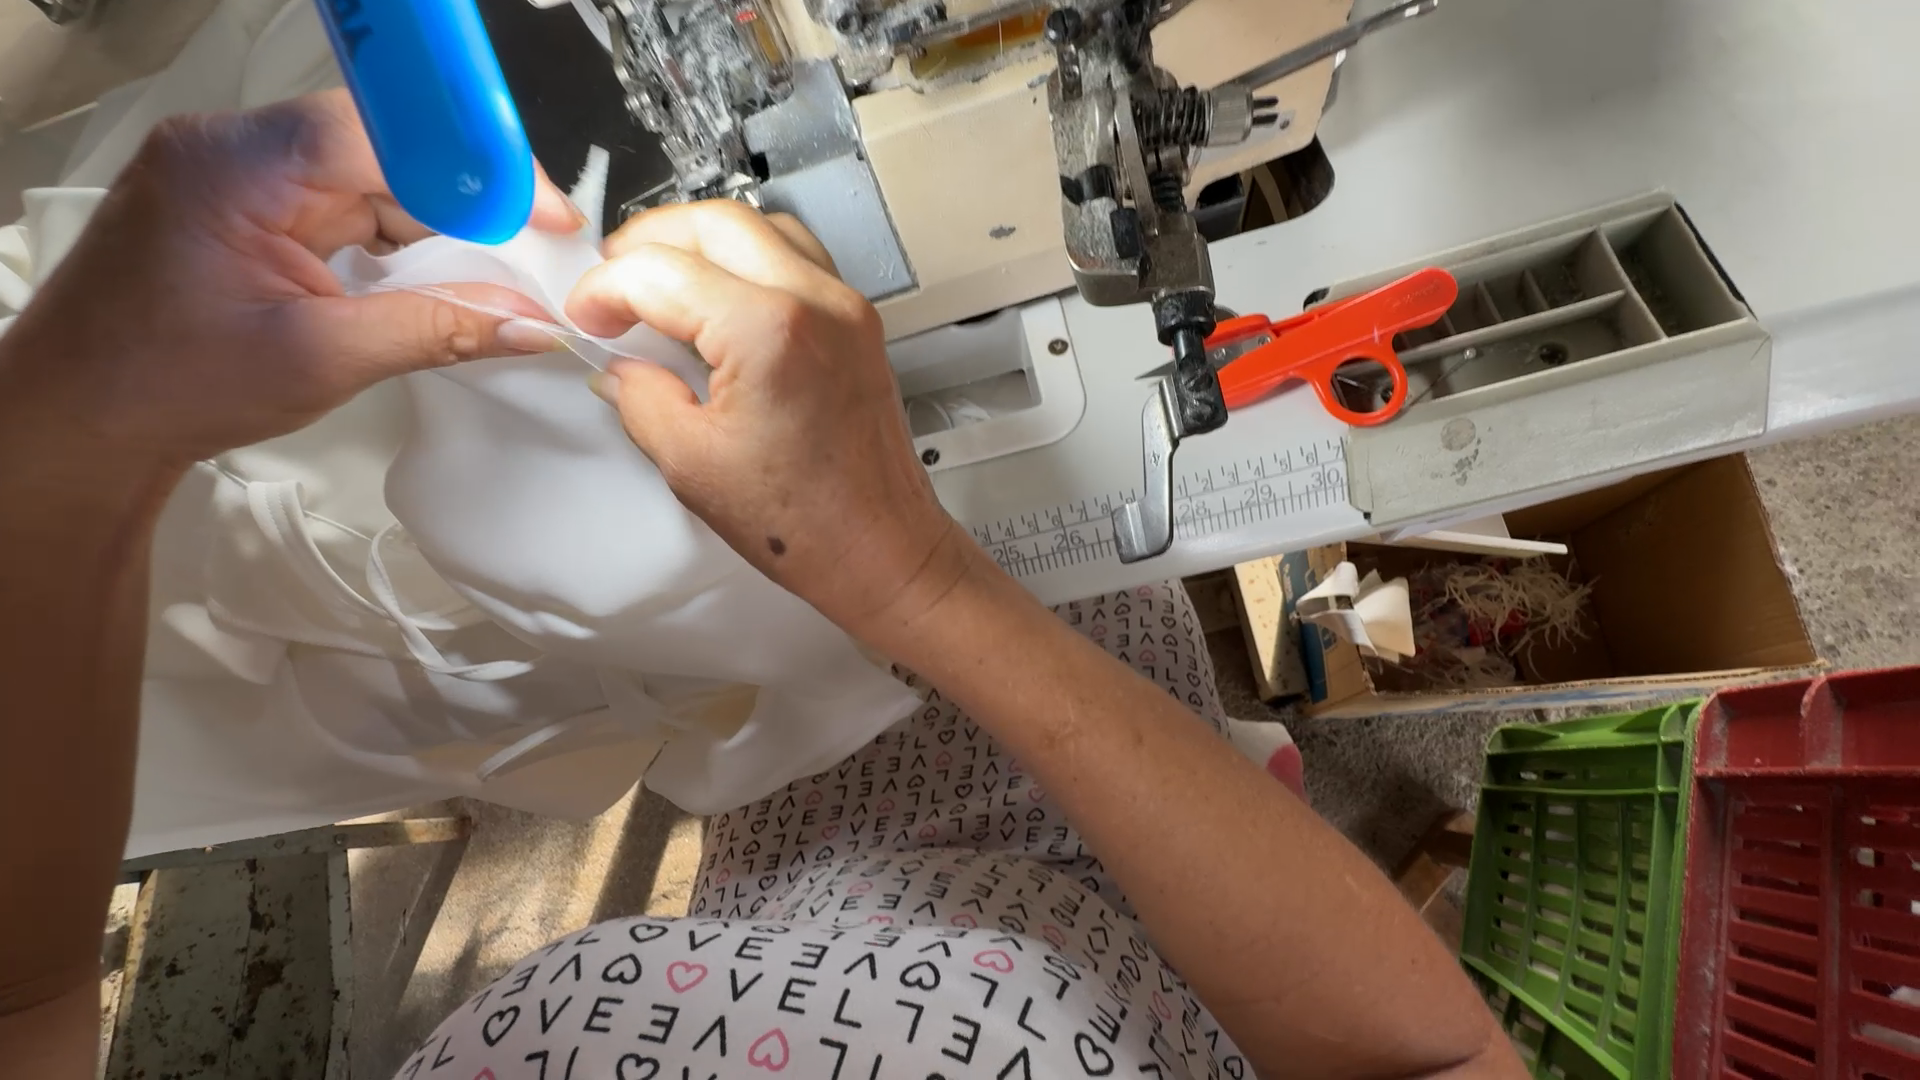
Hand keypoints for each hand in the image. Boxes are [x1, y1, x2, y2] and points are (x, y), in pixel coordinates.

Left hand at [0, 89, 582, 473]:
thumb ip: (440, 330)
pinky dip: (418, 244)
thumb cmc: (180, 383)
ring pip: (385, 182)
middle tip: (547, 248)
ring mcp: (255, 179)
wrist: (89, 413)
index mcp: (237, 167)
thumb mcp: (328, 357)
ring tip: (514, 272)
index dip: (477, 169)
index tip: (550, 219)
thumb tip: (538, 326)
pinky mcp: (267, 210)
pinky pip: (364, 210)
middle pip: (390, 150)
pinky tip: (456, 278)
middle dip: (476, 199)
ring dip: (453, 227)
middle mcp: (243, 152)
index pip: (380, 135)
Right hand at [566, 201, 984, 642]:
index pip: (659, 271)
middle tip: (614, 287)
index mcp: (767, 330)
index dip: (605, 289)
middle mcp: (816, 301)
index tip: (585, 318)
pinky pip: (799, 260)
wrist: (880, 547)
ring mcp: (848, 308)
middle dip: (649, 243)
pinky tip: (723, 300)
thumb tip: (619, 364)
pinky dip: (752, 261)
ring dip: (703, 243)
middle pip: (713, 222)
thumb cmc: (801, 524)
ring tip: (664, 284)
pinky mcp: (861, 326)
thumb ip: (640, 395)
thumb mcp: (691, 462)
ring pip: (762, 228)